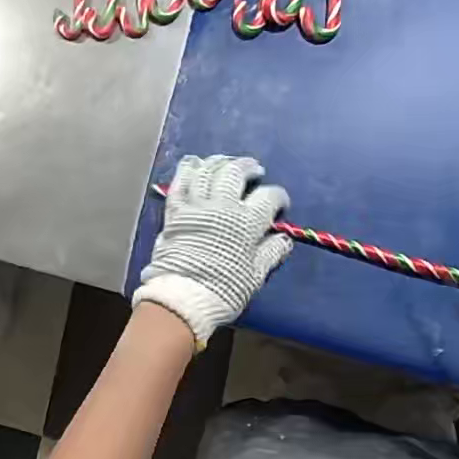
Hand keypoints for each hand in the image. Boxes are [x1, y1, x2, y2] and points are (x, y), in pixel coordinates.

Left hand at [133, 155, 292, 345]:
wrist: (183, 296)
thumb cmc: (223, 288)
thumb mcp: (255, 275)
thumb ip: (270, 253)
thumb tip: (284, 238)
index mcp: (246, 222)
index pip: (268, 197)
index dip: (278, 197)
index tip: (279, 203)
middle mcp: (222, 207)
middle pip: (235, 174)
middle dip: (247, 167)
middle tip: (254, 169)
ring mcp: (195, 207)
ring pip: (207, 172)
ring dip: (218, 162)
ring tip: (226, 162)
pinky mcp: (175, 212)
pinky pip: (180, 184)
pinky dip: (187, 170)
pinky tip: (193, 163)